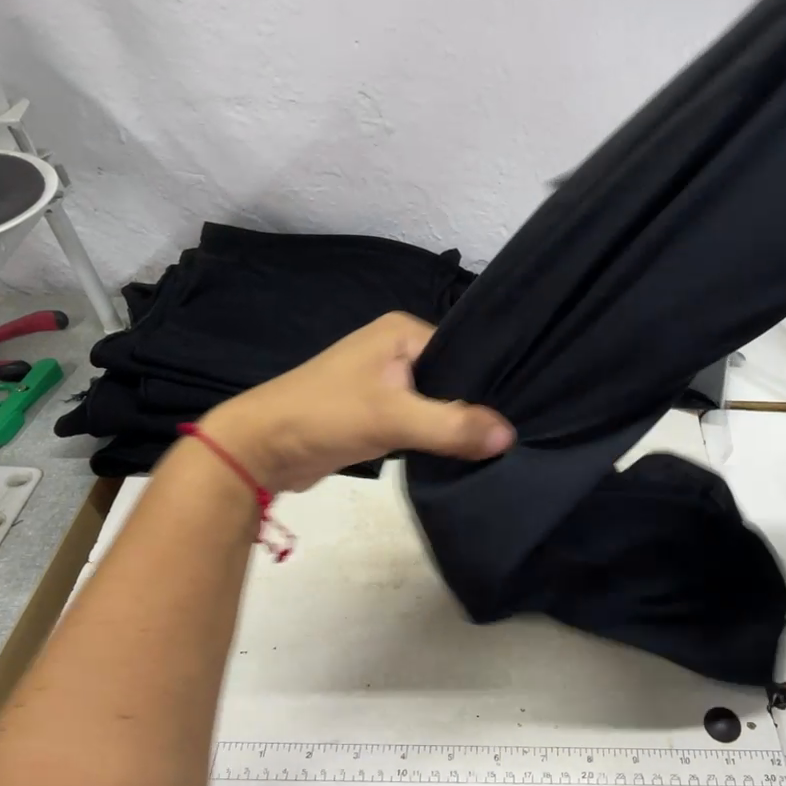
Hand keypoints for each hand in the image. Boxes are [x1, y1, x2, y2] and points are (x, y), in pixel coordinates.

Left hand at [189, 312, 513, 492]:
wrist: (262, 448)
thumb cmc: (325, 416)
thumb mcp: (393, 418)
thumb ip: (452, 426)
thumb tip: (510, 436)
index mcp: (403, 331)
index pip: (466, 351)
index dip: (492, 382)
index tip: (524, 411)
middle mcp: (396, 349)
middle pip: (454, 378)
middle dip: (476, 406)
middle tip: (516, 435)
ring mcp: (385, 382)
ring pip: (438, 403)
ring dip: (456, 425)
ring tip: (495, 447)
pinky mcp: (377, 412)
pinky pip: (420, 421)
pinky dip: (436, 437)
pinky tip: (461, 454)